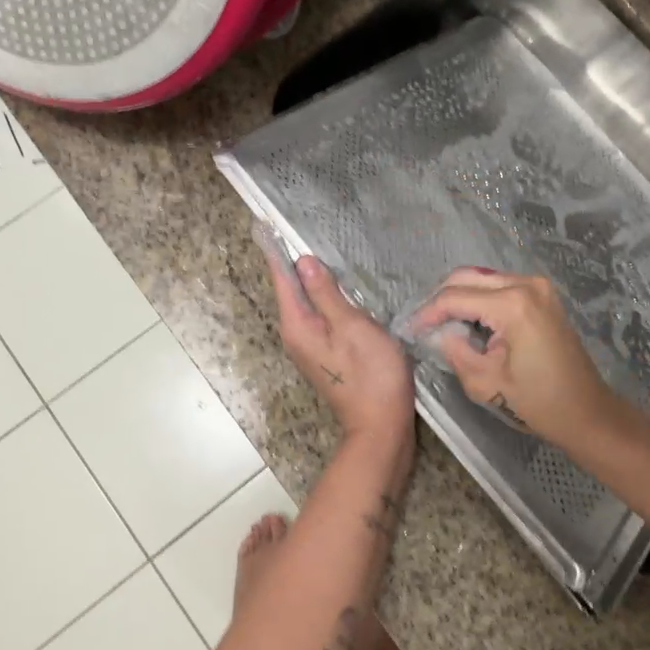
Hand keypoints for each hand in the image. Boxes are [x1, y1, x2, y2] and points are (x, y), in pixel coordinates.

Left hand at [260, 238, 414, 445]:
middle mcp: (295, 334)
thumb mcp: (351, 326)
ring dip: (314, 280)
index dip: (277, 250)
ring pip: (307, 303)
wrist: (381, 426)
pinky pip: (320, 317)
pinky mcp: (325, 354)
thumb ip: (327, 294)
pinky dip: (326, 299)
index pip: (281, 278)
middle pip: (292, 289)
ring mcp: (309, 346)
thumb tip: (303, 262)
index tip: (268, 223)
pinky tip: (341, 288)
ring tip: (321, 250)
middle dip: (296, 262)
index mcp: (297, 324)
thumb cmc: (371, 374)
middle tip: (300, 229)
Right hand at [410, 269, 637, 445]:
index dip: (427, 313)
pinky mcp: (542, 295)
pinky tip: (467, 322)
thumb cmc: (537, 403)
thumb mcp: (484, 382)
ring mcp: (537, 287)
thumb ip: (454, 351)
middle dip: (440, 299)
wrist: (587, 413)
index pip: (454, 298)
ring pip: (481, 279)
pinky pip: (498, 286)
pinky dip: (478, 299)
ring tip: (441, 324)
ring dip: (458, 297)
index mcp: (512, 305)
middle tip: (422, 324)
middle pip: (466, 278)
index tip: (409, 330)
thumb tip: (438, 333)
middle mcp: (526, 285)